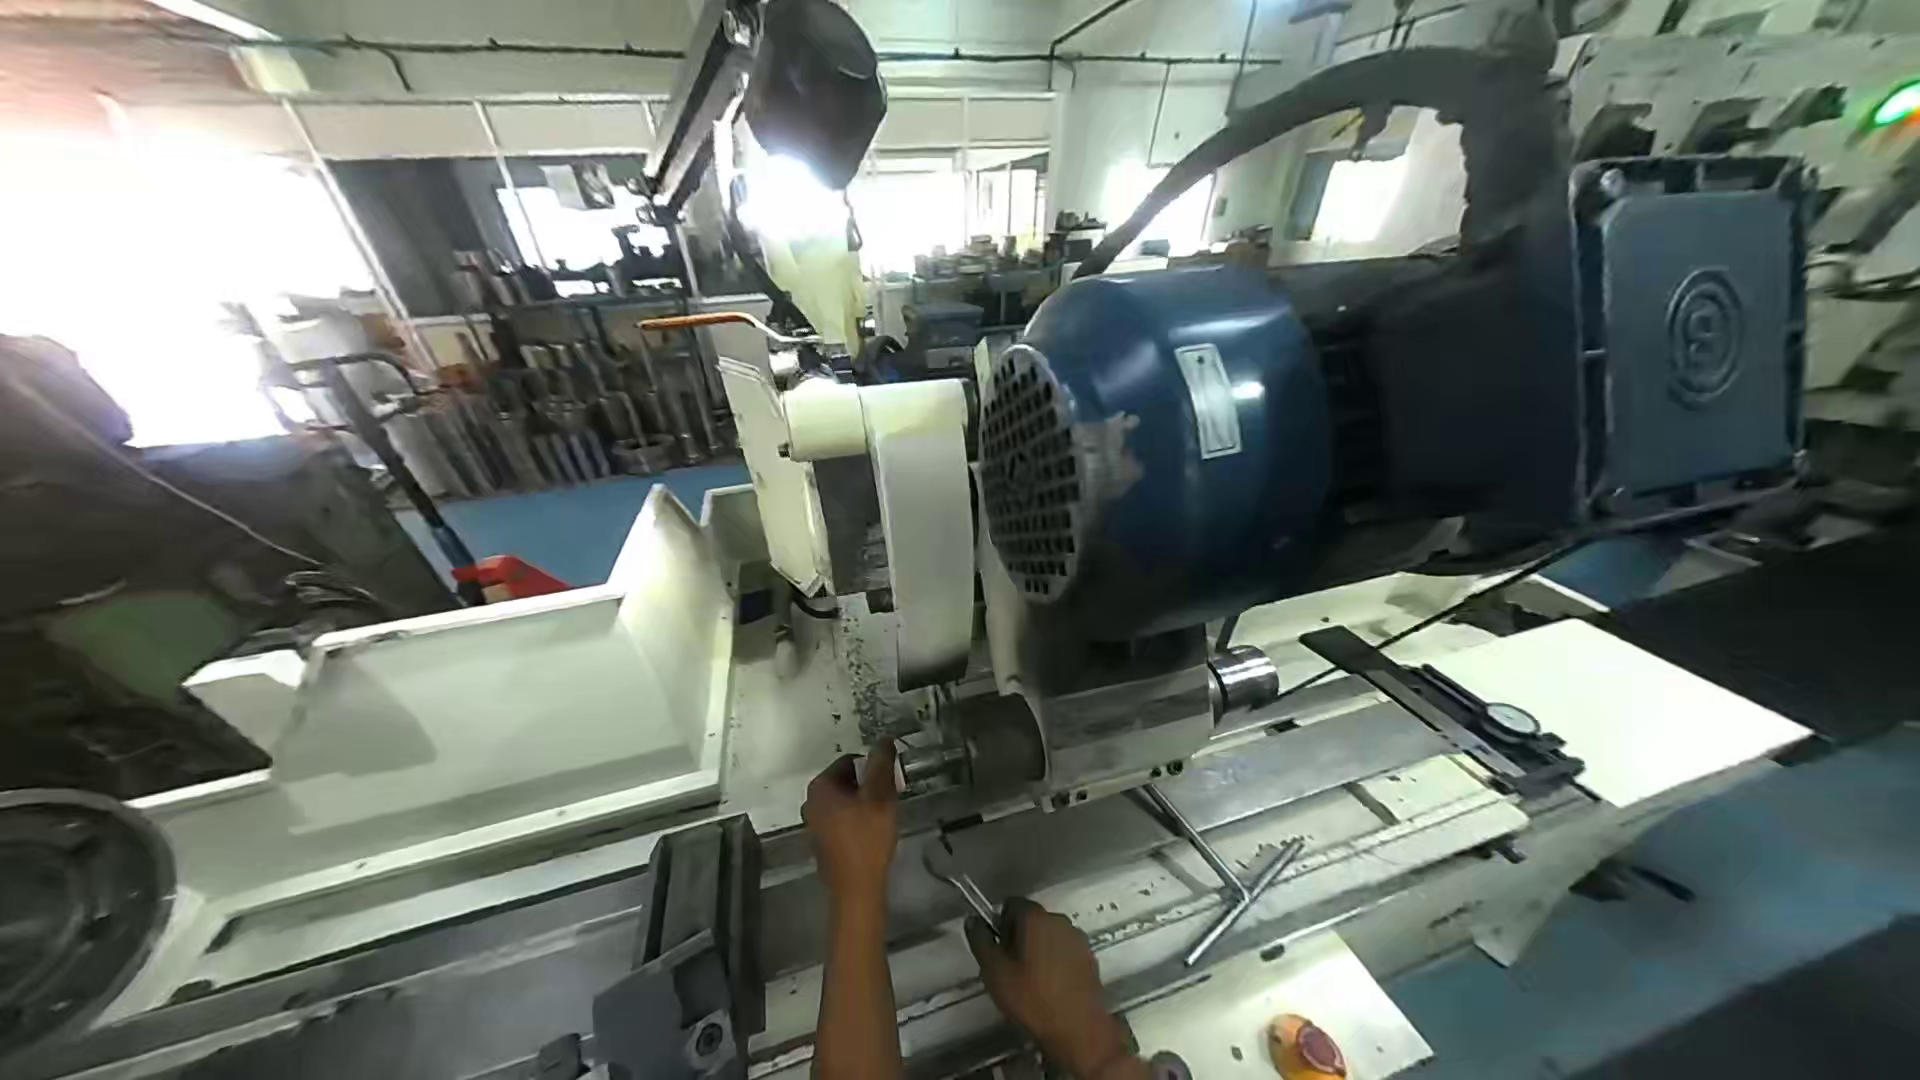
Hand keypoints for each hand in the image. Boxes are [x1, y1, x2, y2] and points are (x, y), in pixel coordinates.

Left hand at [803, 741, 898, 904]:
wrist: (857, 889)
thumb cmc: (867, 837)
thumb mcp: (880, 794)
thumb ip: (882, 763)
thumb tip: (884, 739)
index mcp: (820, 786)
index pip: (851, 761)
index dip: (873, 768)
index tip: (889, 783)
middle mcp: (811, 801)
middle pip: (847, 779)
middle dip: (870, 785)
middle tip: (888, 799)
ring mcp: (815, 823)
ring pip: (846, 800)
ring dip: (866, 802)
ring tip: (883, 816)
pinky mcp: (822, 841)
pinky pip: (843, 818)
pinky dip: (858, 819)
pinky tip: (873, 832)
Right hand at [966, 898, 1135, 1079]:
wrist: (1080, 1031)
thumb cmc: (1033, 1000)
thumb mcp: (995, 973)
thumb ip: (980, 942)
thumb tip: (973, 921)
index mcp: (1035, 916)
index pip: (1011, 904)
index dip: (1000, 924)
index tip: (999, 950)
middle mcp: (1058, 919)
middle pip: (1030, 918)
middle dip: (1019, 937)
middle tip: (1011, 969)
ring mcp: (1077, 937)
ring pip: (1048, 934)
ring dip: (1039, 949)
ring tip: (1032, 981)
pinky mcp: (1089, 957)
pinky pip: (1065, 950)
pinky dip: (1056, 961)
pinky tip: (1051, 987)